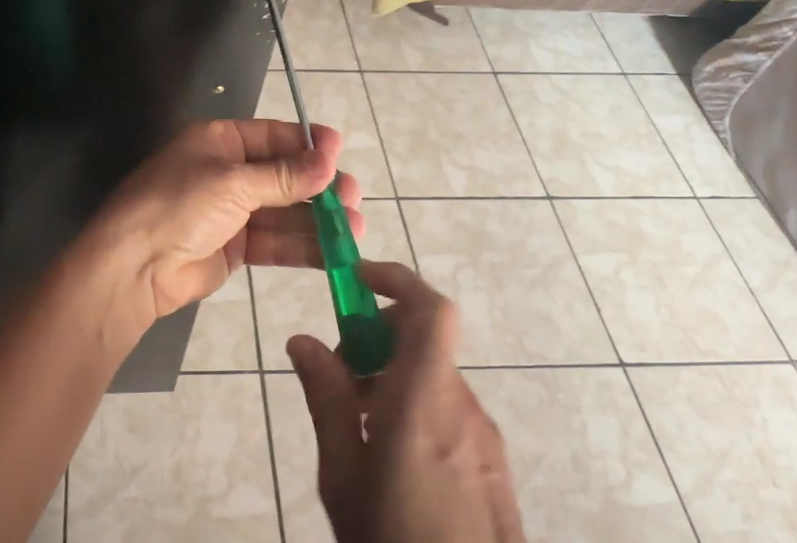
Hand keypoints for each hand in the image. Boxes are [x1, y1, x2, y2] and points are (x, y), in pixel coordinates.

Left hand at [85, 118, 364, 319]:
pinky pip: (275, 241)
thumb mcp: (232, 183)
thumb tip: (328, 162)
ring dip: (318, 220)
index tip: (341, 153)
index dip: (308, 144)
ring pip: (283, 212)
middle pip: (283, 175)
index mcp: (219, 141)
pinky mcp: (234, 247)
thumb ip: (283, 176)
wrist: (134, 266)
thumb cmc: (179, 206)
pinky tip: (334, 251)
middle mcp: (227, 172)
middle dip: (319, 187)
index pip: (273, 136)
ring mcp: (230, 211)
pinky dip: (302, 246)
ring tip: (356, 229)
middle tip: (354, 197)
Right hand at [287, 262, 524, 542]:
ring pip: (434, 378)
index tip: (356, 279)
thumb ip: (328, 400)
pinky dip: (416, 407)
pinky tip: (391, 457)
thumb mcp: (343, 476)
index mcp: (424, 403)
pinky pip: (450, 411)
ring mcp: (484, 437)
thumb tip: (303, 340)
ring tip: (357, 426)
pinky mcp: (493, 464)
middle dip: (378, 337)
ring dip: (394, 377)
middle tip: (339, 374)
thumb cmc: (393, 536)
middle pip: (425, 340)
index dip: (398, 280)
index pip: (431, 311)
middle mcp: (462, 408)